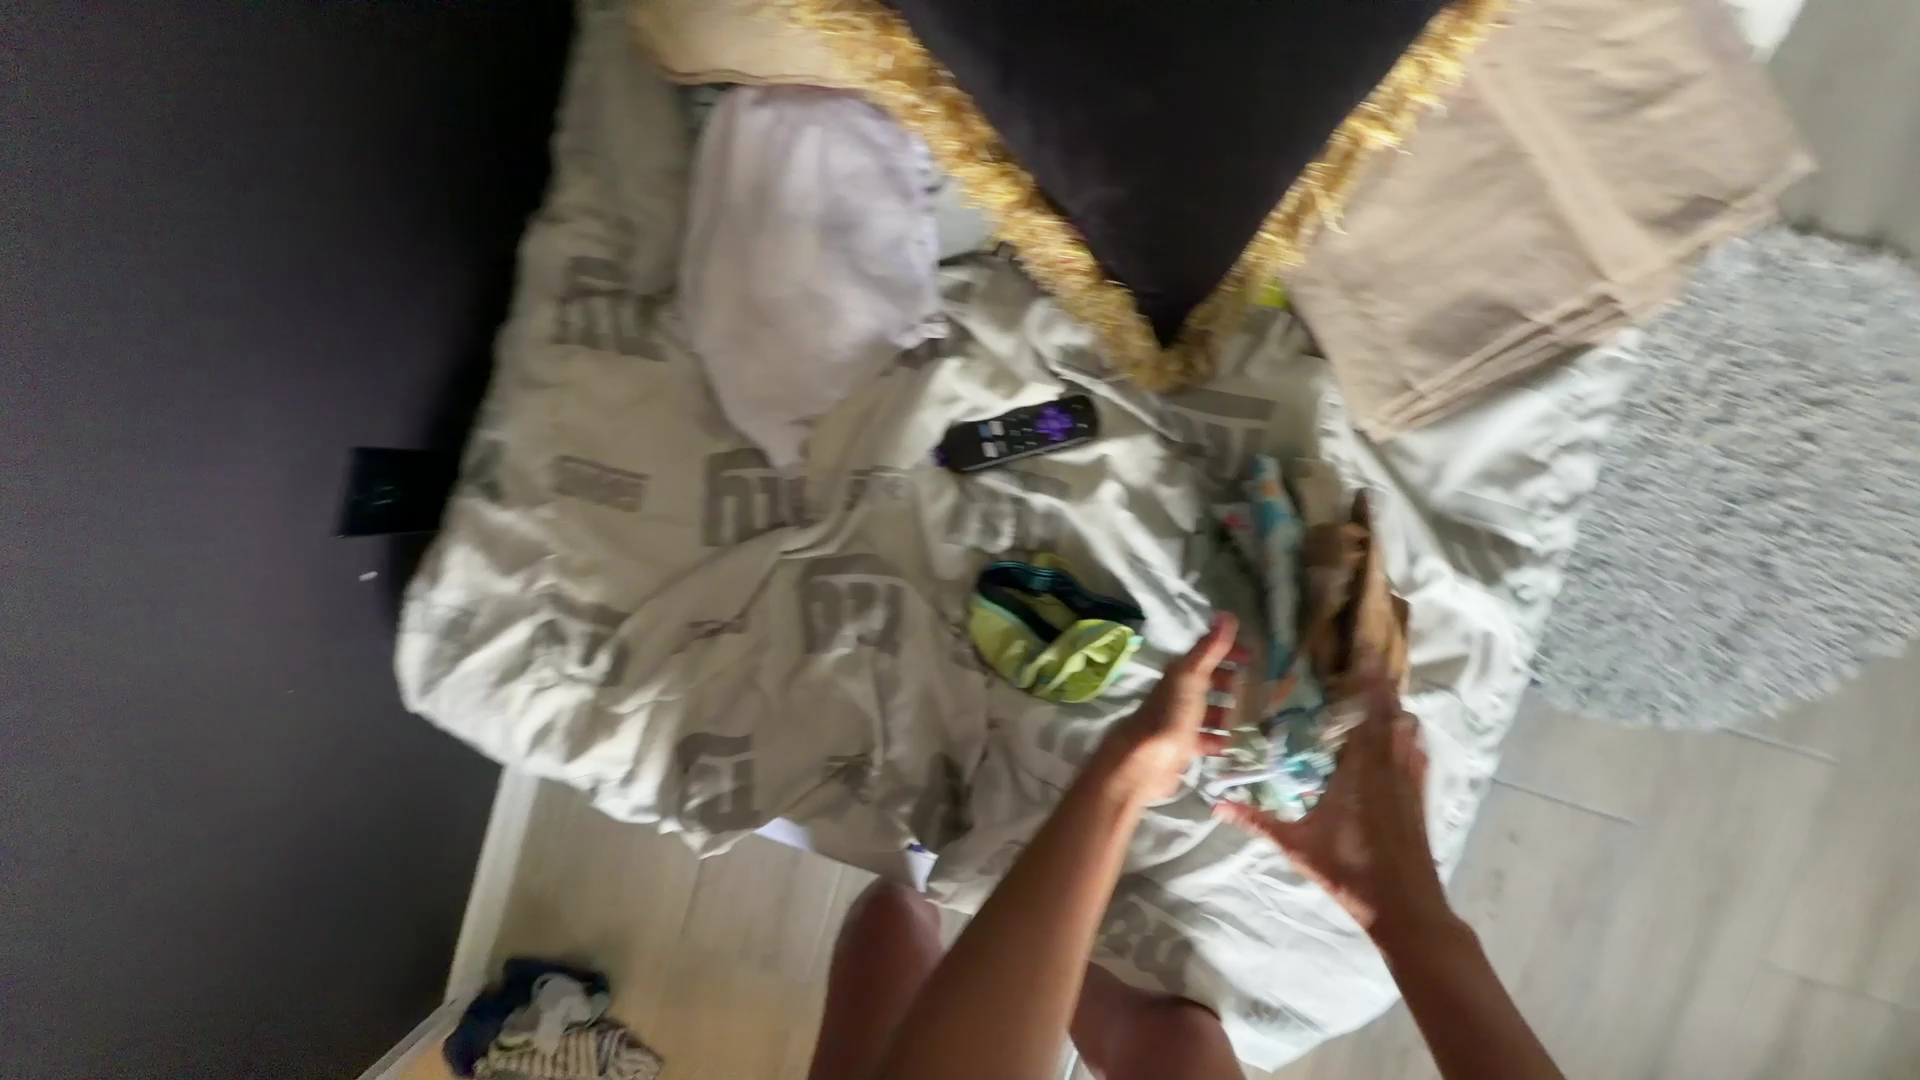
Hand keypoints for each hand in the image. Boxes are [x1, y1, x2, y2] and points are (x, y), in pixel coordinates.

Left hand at [1102, 613, 1242, 799]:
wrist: (1147, 760)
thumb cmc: (1171, 713)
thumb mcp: (1192, 676)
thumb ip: (1209, 649)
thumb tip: (1226, 614)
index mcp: (1180, 674)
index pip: (1207, 655)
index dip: (1228, 653)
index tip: (1254, 657)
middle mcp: (1178, 694)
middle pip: (1209, 684)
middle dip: (1232, 684)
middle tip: (1260, 690)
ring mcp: (1180, 721)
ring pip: (1209, 712)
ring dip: (1229, 713)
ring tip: (1255, 718)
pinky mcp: (1183, 746)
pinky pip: (1206, 739)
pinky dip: (1220, 739)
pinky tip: (1236, 744)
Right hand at [1213, 678, 1453, 939]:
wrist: (1408, 909)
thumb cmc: (1350, 873)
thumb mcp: (1296, 847)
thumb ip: (1256, 821)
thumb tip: (1216, 803)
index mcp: (1358, 774)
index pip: (1363, 717)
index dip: (1365, 684)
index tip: (1361, 655)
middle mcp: (1387, 769)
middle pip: (1389, 714)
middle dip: (1380, 684)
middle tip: (1367, 656)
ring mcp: (1408, 782)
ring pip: (1407, 730)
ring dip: (1394, 706)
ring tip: (1379, 685)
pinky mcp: (1419, 797)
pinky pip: (1417, 752)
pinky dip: (1408, 732)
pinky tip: (1402, 728)